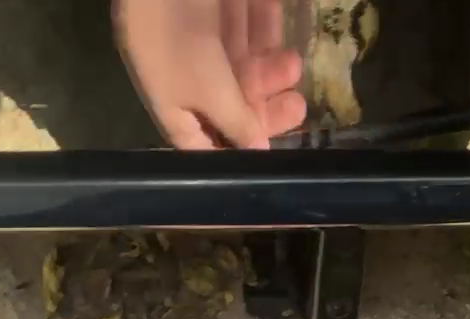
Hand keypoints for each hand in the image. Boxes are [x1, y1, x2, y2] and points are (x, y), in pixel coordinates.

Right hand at [114, 0, 306, 149]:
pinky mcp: (212, 6)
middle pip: (231, 102)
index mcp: (174, 107)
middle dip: (264, 104)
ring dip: (270, 66)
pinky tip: (277, 17)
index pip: (205, 142)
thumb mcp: (210, 92)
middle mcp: (185, 78)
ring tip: (293, 65)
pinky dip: (262, 22)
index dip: (234, 151)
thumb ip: (237, 124)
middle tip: (295, 106)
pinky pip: (242, 19)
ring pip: (241, 61)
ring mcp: (198, 38)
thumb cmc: (178, 40)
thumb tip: (256, 151)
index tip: (266, 152)